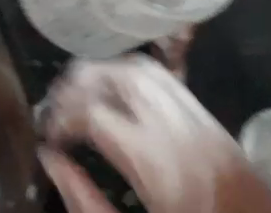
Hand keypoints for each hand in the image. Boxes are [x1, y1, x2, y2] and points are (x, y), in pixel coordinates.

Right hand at [36, 56, 270, 212]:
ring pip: (146, 71)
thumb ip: (87, 203)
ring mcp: (207, 128)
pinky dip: (138, 81)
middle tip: (60, 106)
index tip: (48, 136)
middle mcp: (184, 134)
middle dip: (80, 82)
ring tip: (86, 96)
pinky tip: (125, 102)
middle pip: (120, 76)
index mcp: (159, 167)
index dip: (61, 117)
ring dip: (108, 74)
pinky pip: (172, 85)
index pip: (94, 113)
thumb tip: (51, 160)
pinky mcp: (221, 132)